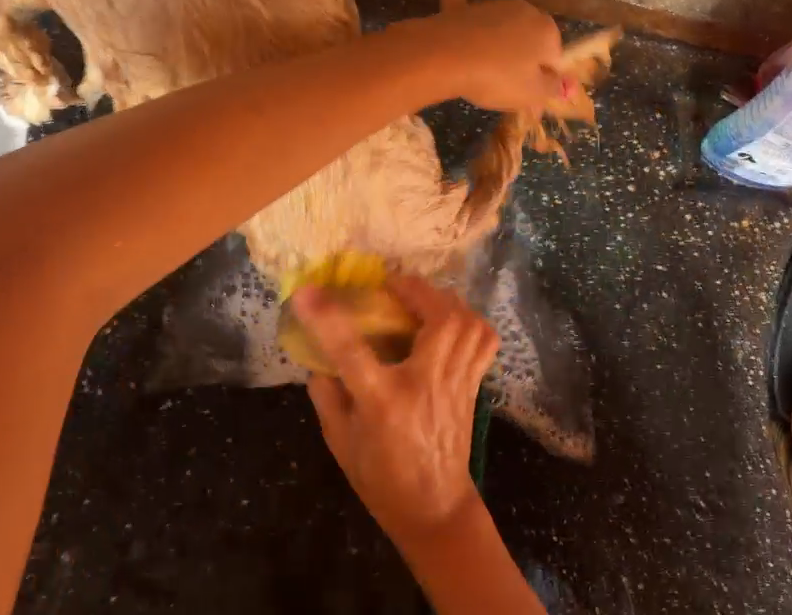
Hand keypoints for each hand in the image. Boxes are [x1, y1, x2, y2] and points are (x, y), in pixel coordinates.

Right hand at [296, 275, 499, 545]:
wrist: (434, 506)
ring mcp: (455, 383)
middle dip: (416, 290)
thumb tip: (320, 356)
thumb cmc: (380, 476)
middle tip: (393, 285)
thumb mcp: (339, 440)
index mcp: (383, 402)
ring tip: (422, 298)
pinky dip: (471, 320)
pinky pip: (484, 340)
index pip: (352, 351)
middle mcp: (426, 385)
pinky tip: (452, 321)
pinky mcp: (473, 385)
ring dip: (444, 300)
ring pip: (467, 323)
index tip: (307, 291)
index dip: (327, 316)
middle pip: (438, 320)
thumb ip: (326, 394)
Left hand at [406, 0, 565, 112]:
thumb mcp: (532, 93)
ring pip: (502, 29)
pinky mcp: (462, 8)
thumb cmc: (498, 78)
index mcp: (547, 31)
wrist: (450, 58)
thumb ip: (552, 88)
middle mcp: (524, 11)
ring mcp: (493, 6)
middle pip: (529, 41)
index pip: (554, 59)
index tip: (528, 94)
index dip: (541, 80)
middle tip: (506, 86)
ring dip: (497, 45)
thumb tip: (569, 86)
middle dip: (522, 61)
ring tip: (483, 72)